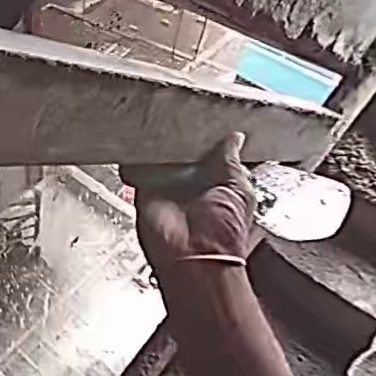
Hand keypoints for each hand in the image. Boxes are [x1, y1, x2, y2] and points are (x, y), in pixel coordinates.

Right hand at [134, 132, 256, 283]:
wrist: (192, 257)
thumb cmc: (223, 233)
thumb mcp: (238, 189)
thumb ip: (231, 162)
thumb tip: (234, 138)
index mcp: (219, 183)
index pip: (212, 153)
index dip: (209, 137)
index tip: (206, 118)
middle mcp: (192, 184)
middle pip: (183, 152)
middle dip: (181, 136)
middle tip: (180, 118)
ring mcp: (168, 187)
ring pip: (160, 157)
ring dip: (158, 145)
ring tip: (160, 125)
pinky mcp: (145, 191)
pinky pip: (138, 169)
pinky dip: (136, 158)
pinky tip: (142, 144)